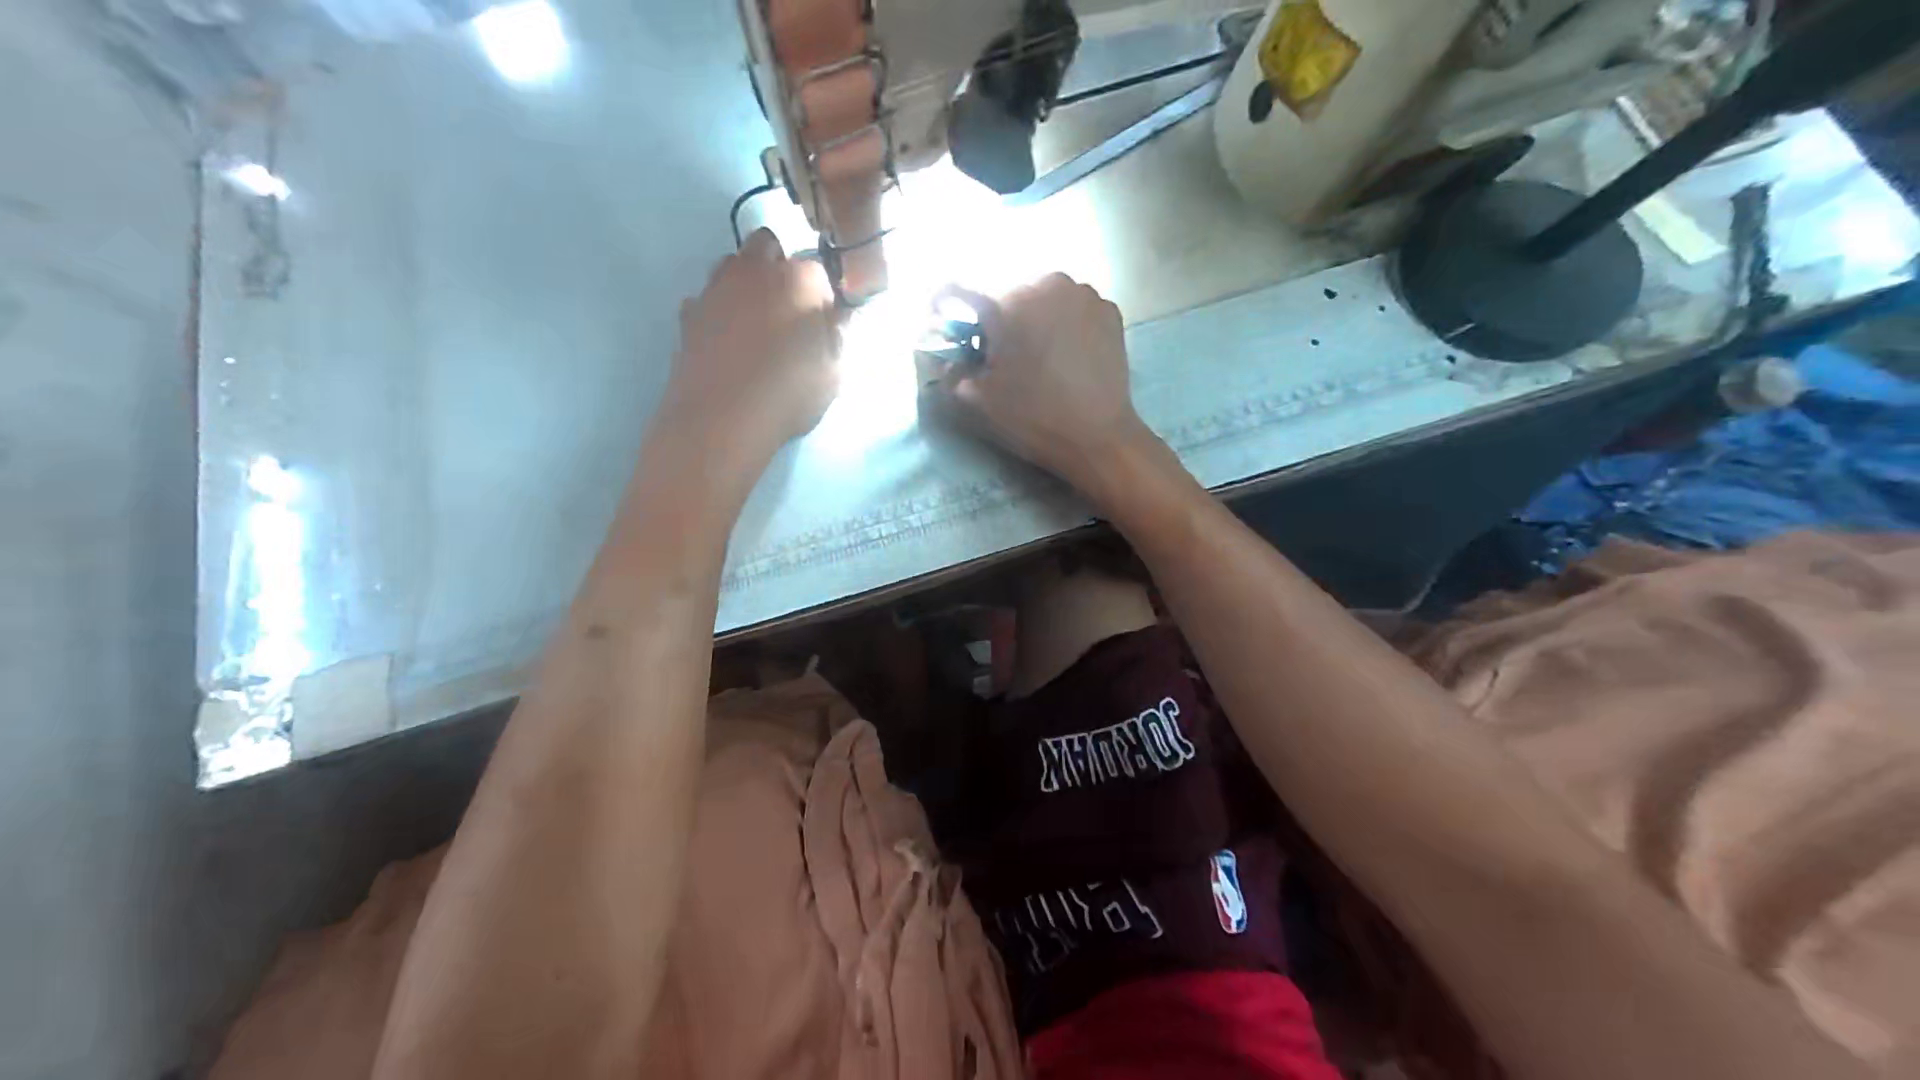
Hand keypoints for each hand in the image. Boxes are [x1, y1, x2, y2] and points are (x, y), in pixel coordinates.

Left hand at [658, 229, 840, 478]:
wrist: (721, 420)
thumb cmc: (790, 394)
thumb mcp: (833, 372)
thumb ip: (836, 336)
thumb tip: (836, 317)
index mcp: (799, 280)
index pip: (818, 270)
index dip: (823, 294)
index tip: (825, 319)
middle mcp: (754, 272)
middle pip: (767, 247)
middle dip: (779, 267)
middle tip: (789, 309)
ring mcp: (715, 290)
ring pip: (731, 265)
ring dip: (745, 282)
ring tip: (755, 323)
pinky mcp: (687, 315)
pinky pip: (706, 299)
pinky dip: (717, 310)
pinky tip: (725, 341)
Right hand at [932, 274, 1153, 492]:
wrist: (1098, 437)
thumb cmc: (1032, 418)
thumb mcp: (977, 401)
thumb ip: (949, 371)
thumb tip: (943, 355)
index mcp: (1006, 304)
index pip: (959, 293)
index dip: (946, 308)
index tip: (947, 326)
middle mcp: (1044, 285)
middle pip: (1008, 296)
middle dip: (1001, 321)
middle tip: (1004, 358)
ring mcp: (1083, 295)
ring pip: (1044, 299)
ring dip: (1035, 320)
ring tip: (1039, 357)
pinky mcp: (1109, 310)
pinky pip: (1074, 309)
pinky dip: (1066, 324)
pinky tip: (1068, 355)